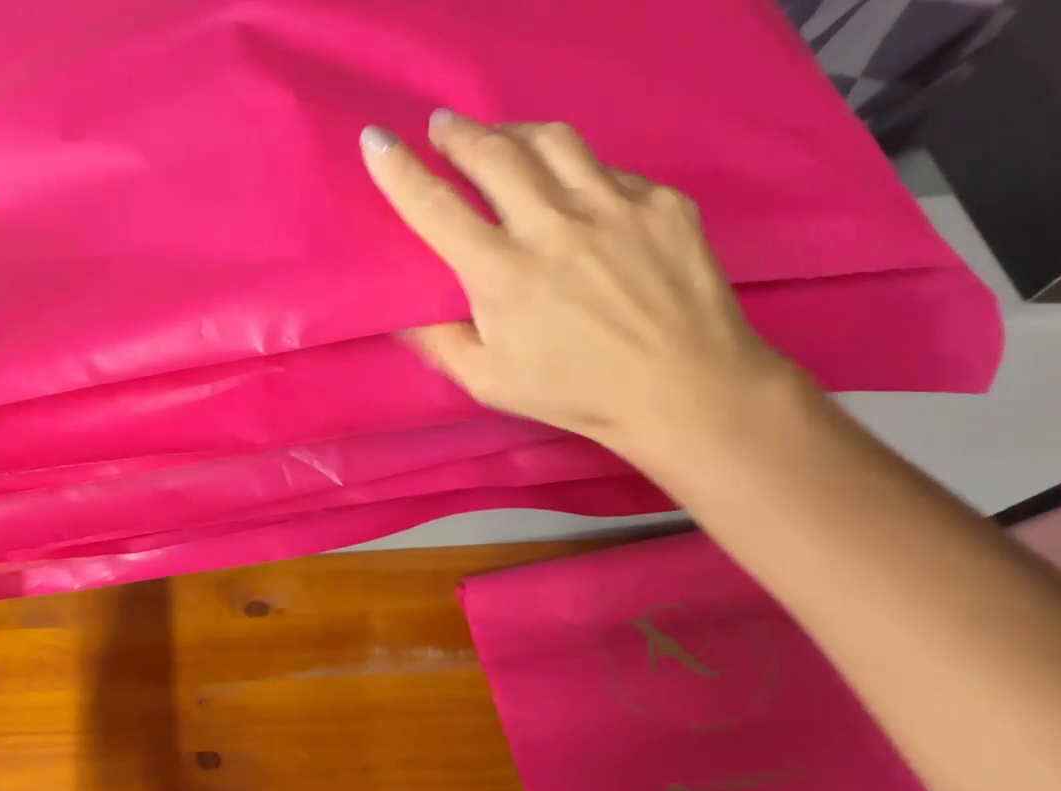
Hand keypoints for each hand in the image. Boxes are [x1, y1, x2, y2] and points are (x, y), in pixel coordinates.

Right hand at [360, 112, 803, 465]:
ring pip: (552, 142)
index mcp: (504, 276)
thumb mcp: (489, 382)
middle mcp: (555, 228)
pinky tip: (571, 190)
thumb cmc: (576, 393)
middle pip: (494, 153)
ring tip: (500, 137)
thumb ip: (440, 343)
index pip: (436, 207)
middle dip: (458, 133)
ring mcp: (614, 207)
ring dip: (514, 132)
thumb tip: (402, 315)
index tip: (375, 140)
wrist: (685, 388)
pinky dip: (576, 171)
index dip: (399, 171)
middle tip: (442, 126)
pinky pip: (606, 169)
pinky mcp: (661, 202)